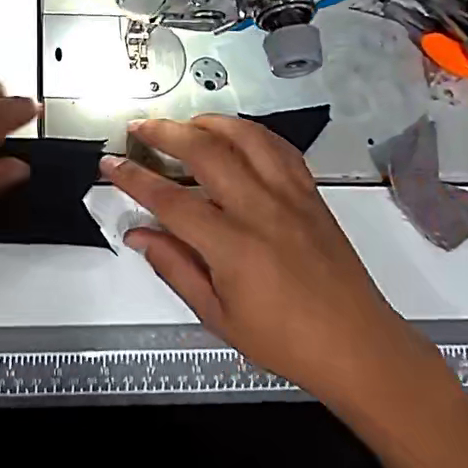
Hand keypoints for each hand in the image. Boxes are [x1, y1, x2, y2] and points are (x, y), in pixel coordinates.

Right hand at [103, 116, 406, 409]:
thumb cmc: (286, 340)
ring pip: (244, 136)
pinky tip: (234, 135)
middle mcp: (260, 209)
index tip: (111, 165)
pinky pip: (278, 147)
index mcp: (232, 246)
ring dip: (207, 122)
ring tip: (183, 124)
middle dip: (164, 132)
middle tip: (139, 128)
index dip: (133, 178)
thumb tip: (139, 235)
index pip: (169, 199)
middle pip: (204, 150)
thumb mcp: (217, 315)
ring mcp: (290, 195)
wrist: (357, 345)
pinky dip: (249, 132)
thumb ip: (174, 267)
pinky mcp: (310, 193)